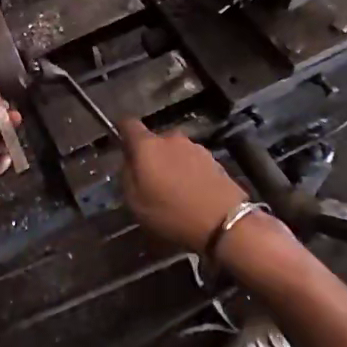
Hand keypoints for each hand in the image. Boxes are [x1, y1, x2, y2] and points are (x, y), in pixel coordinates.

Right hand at [117, 118, 247, 252]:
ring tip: (174, 191)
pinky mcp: (213, 159)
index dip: (122, 131)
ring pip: (174, 151)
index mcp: (147, 145)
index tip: (121, 145)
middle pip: (153, 141)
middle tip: (150, 181)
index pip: (128, 124)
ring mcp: (195, 147)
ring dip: (171, 165)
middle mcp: (171, 138)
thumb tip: (129, 162)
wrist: (225, 222)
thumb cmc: (173, 213)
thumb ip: (127, 176)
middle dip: (150, 156)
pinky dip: (188, 172)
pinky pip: (191, 162)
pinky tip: (192, 194)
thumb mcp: (136, 203)